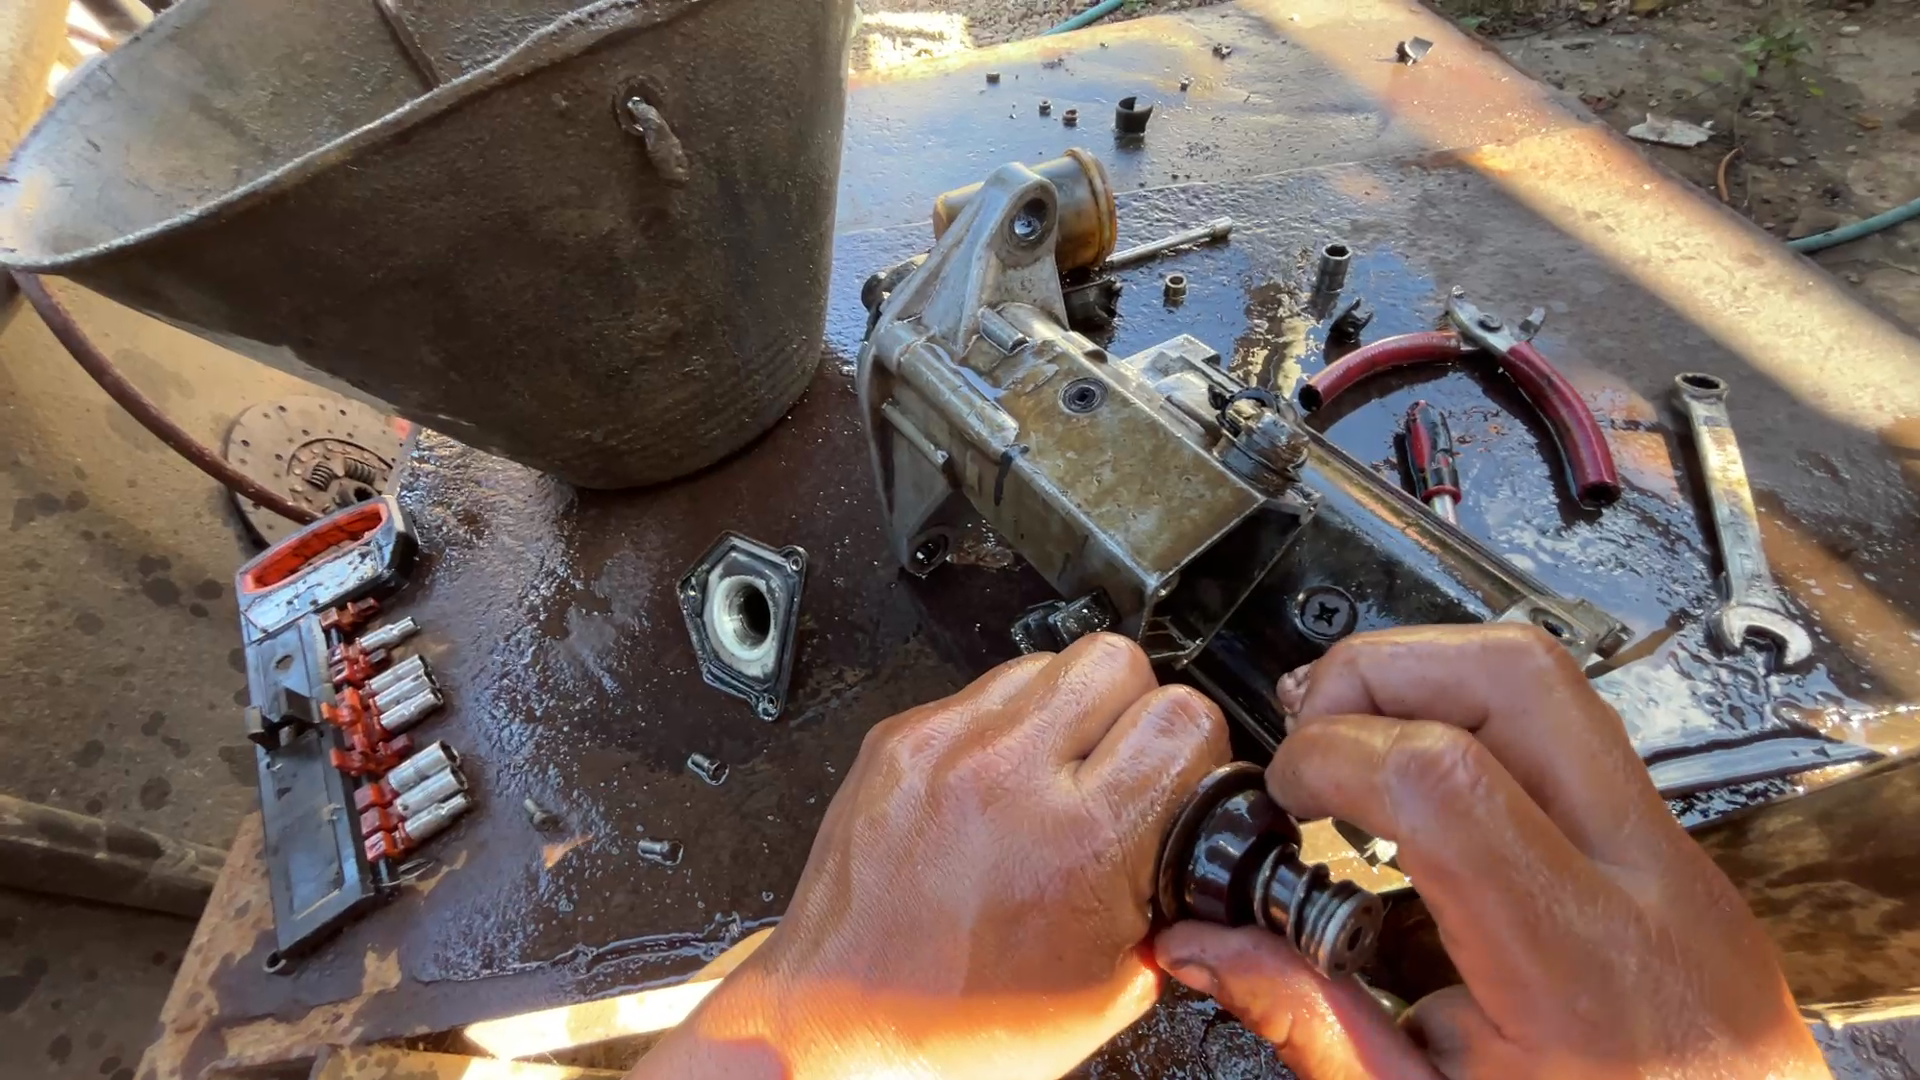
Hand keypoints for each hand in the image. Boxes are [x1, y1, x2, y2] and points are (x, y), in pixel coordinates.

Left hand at [637, 633, 1228, 1078]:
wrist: (843, 1018)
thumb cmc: (965, 1022)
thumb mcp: (1109, 985)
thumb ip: (1170, 889)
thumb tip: (1193, 820)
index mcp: (1080, 843)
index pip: (1182, 717)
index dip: (1194, 740)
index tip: (1179, 764)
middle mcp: (1008, 774)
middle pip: (1117, 657)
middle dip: (1134, 701)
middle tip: (1116, 754)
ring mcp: (945, 744)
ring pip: (1049, 658)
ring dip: (1067, 704)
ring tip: (1050, 764)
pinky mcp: (901, 734)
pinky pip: (983, 686)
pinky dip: (1005, 718)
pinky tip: (994, 773)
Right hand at [1155, 625, 1825, 1079]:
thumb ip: (1306, 1023)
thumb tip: (1202, 945)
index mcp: (1585, 972)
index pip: (1440, 780)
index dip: (1327, 755)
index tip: (1286, 792)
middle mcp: (1648, 882)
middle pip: (1511, 675)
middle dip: (1372, 673)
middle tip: (1314, 735)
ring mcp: (1665, 846)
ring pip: (1532, 670)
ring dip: (1407, 678)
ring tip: (1350, 744)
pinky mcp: (1654, 834)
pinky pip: (1541, 712)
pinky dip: (1442, 707)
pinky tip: (1401, 771)